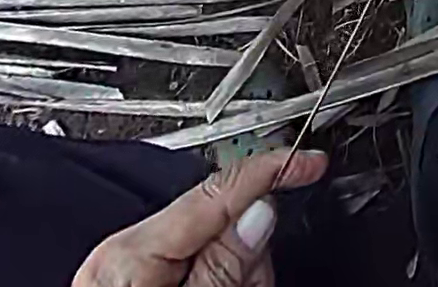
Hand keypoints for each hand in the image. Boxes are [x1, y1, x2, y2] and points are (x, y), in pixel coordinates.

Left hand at [72, 149, 326, 286]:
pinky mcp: (147, 286)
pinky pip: (206, 269)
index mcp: (130, 255)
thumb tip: (260, 210)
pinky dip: (226, 284)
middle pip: (223, 220)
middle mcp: (129, 254)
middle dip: (252, 254)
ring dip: (242, 277)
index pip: (215, 190)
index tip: (307, 162)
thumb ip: (223, 268)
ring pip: (222, 247)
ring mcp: (136, 273)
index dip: (269, 170)